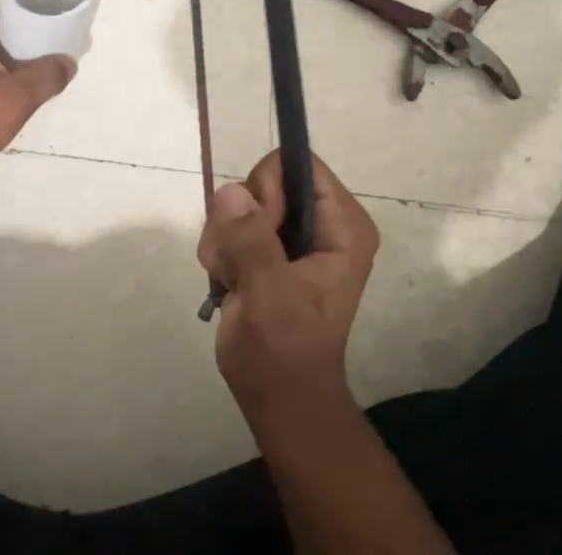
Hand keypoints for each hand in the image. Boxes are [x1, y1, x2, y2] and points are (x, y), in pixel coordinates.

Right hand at [197, 149, 378, 408]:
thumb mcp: (272, 295)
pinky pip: (227, 223)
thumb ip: (252, 241)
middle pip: (264, 180)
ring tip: (235, 279)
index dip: (270, 189)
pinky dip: (219, 250)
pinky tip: (229, 282)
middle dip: (240, 218)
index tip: (259, 228)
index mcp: (343, 227)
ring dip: (224, 238)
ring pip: (239, 202)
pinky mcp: (264, 248)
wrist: (276, 395)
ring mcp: (290, 235)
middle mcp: (320, 223)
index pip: (300, 166)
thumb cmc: (285, 350)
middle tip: (243, 262)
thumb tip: (230, 192)